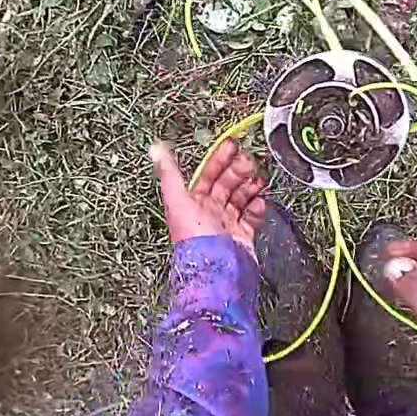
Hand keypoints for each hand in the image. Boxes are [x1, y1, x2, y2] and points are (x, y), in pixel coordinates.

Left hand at [149, 140, 265, 259]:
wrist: (214, 269)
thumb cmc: (192, 237)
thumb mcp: (177, 199)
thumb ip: (169, 172)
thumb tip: (155, 149)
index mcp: (192, 202)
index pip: (206, 175)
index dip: (218, 159)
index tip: (231, 145)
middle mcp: (208, 212)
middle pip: (225, 184)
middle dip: (237, 170)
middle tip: (249, 160)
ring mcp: (225, 225)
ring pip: (240, 198)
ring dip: (250, 186)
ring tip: (259, 178)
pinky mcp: (242, 237)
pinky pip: (251, 218)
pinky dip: (257, 207)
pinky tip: (261, 200)